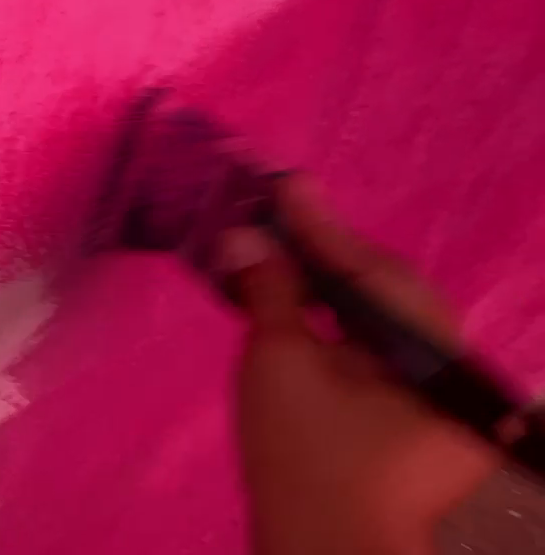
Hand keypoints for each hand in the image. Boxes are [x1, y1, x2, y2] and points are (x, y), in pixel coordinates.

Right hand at [225, 179, 495, 554]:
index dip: (323, 226)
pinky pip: (371, 340)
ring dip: (326, 277)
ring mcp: (436, 397)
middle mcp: (453, 375)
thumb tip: (246, 236)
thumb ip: (270, 293)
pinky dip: (330, 311)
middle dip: (328, 247)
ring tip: (278, 244)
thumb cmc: (304, 449)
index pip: (376, 275)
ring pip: (379, 314)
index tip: (284, 182)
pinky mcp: (410, 411)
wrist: (325, 538)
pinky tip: (294, 294)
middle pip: (387, 291)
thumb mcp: (279, 361)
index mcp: (438, 364)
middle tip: (276, 208)